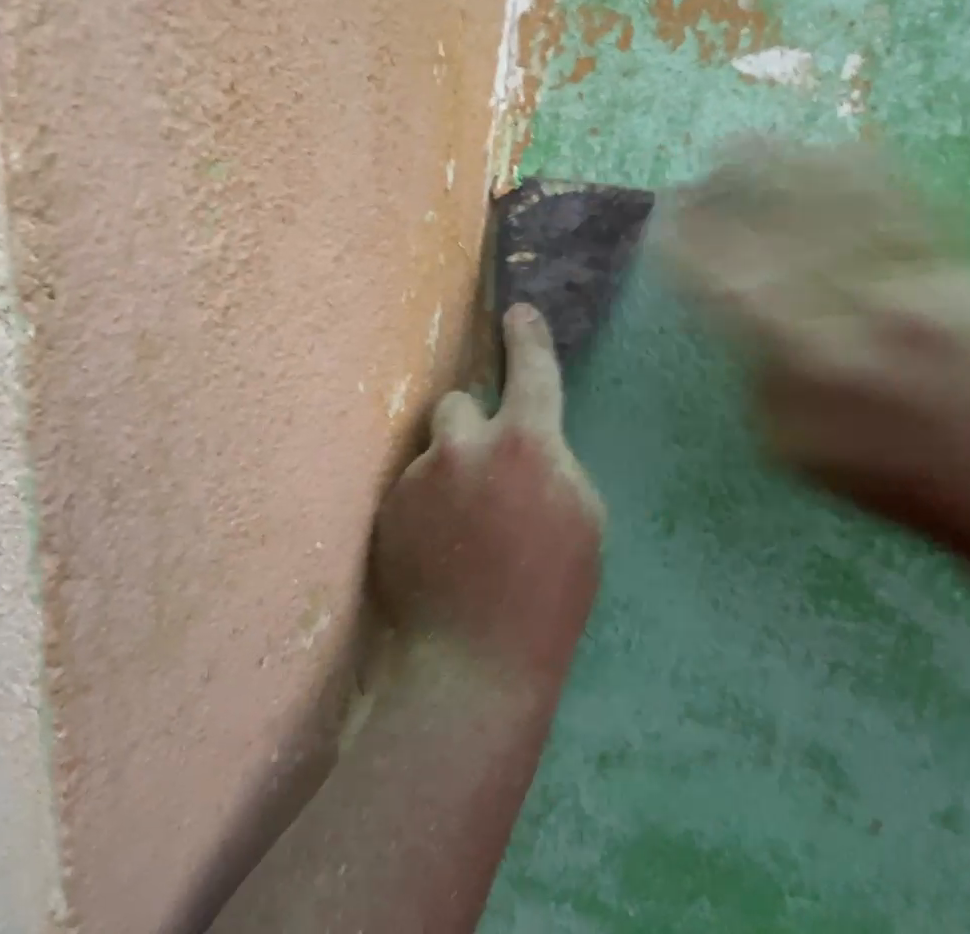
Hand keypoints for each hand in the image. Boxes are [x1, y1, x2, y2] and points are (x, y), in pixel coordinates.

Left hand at [371, 305, 605, 689]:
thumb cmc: (549, 594)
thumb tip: (527, 440)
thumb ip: (552, 463)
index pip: (532, 371)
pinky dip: (424, 505)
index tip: (518, 314)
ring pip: (433, 450)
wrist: (473, 656)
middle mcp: (464, 447)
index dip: (528, 339)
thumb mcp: (582, 519)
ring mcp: (418, 477)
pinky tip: (438, 549)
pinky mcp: (386, 507)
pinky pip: (410, 487)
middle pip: (459, 403)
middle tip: (487, 472)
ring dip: (447, 470)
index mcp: (527, 446)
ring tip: (462, 528)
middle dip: (474, 427)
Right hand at [659, 140, 969, 555]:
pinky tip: (840, 146)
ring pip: (846, 209)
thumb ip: (763, 382)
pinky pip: (915, 207)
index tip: (665, 219)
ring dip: (791, 168)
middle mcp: (869, 312)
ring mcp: (928, 283)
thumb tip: (738, 324)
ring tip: (747, 141)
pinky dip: (872, 171)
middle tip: (699, 170)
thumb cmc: (899, 483)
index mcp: (817, 366)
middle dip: (734, 197)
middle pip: (786, 236)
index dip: (693, 248)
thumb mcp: (800, 453)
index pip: (736, 288)